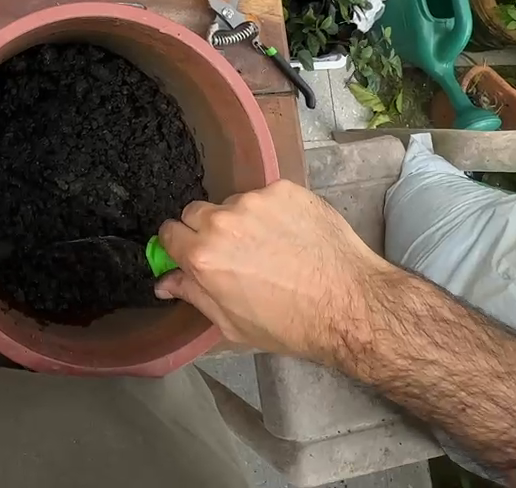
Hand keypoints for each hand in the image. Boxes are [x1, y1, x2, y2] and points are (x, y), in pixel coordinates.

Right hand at [154, 179, 394, 362]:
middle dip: (205, 229)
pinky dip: (273, 211)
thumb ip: (193, 295)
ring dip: (241, 220)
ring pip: (231, 203)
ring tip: (271, 245)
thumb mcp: (233, 324)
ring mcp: (253, 201)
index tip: (192, 253)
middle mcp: (222, 221)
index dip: (178, 245)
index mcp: (203, 256)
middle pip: (194, 212)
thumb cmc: (292, 325)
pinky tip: (292, 234)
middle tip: (233, 251)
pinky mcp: (282, 189)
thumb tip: (163, 282)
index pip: (168, 232)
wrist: (352, 305)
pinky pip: (265, 196)